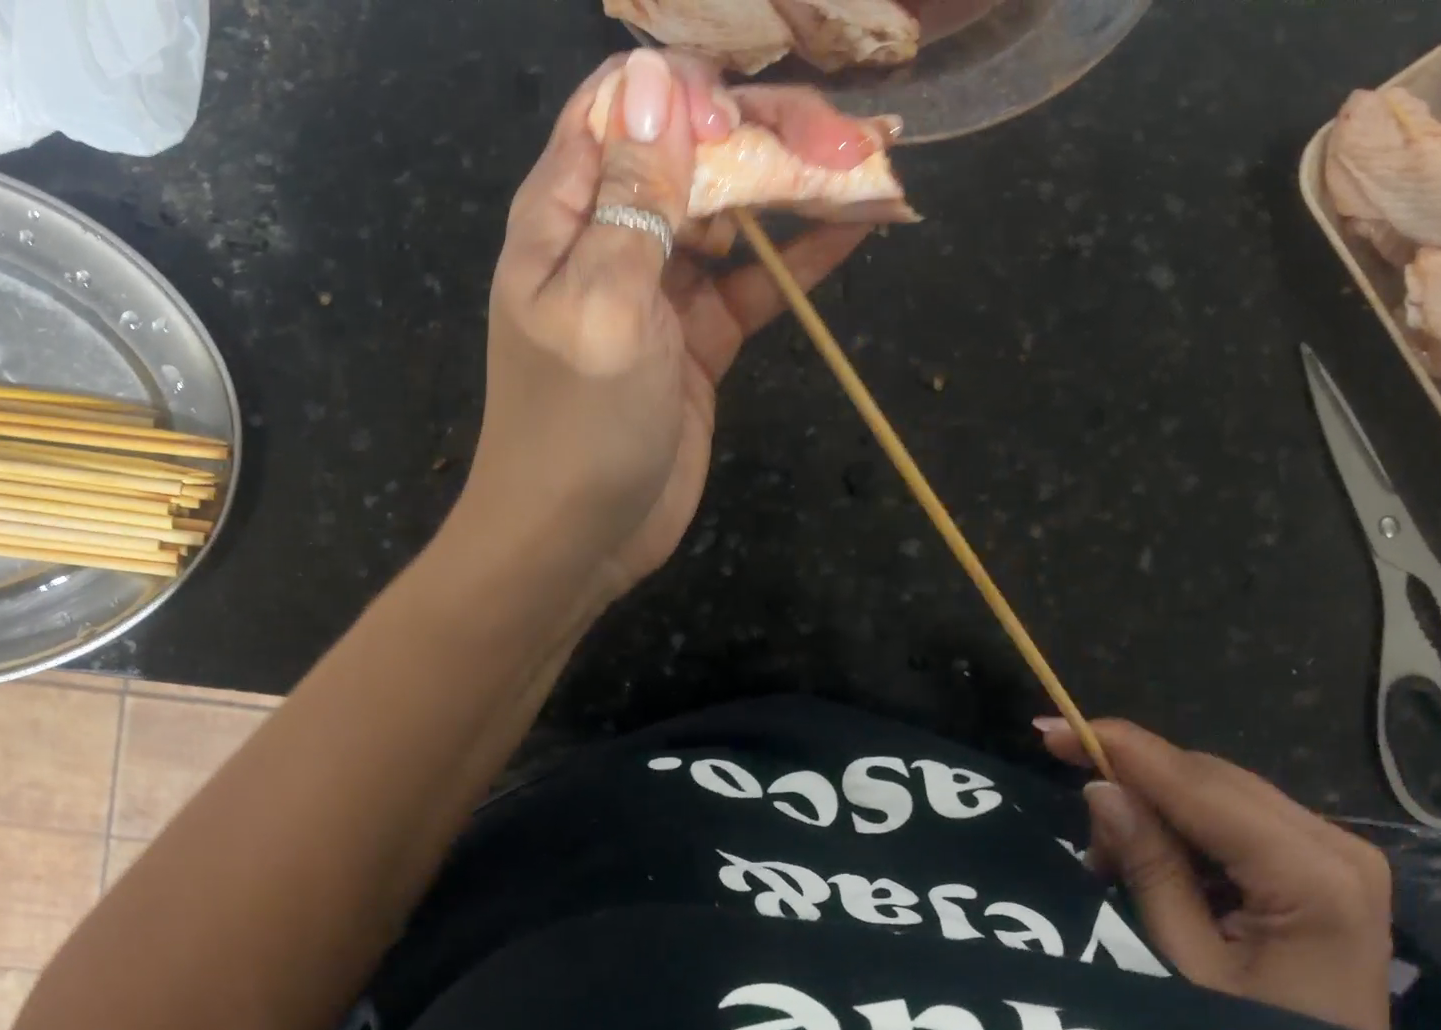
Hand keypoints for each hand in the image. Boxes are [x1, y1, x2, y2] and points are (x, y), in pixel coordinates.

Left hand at [455, 50, 875, 599]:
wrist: (575, 539)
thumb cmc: (575, 424)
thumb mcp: (602, 302)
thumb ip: (633, 198)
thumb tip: (655, 80)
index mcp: (564, 215)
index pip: (620, 108)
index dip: (686, 96)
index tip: (745, 126)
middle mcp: (609, 238)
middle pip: (690, 154)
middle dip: (766, 135)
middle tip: (850, 139)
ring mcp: (658, 289)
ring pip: (732, 214)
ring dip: (797, 190)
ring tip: (875, 169)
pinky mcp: (698, 339)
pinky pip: (754, 282)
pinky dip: (801, 257)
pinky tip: (860, 227)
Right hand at [1039, 718, 1393, 1029]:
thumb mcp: (1185, 965)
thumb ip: (1149, 868)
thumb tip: (1102, 789)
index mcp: (1309, 873)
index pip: (1196, 782)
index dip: (1118, 747)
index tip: (1049, 729)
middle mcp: (1334, 845)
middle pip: (1208, 778)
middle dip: (1132, 784)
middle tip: (1080, 828)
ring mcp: (1336, 852)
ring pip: (1217, 791)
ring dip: (1153, 808)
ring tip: (1111, 862)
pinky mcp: (1325, 865)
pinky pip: (1236, 817)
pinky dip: (1183, 827)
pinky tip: (1153, 863)